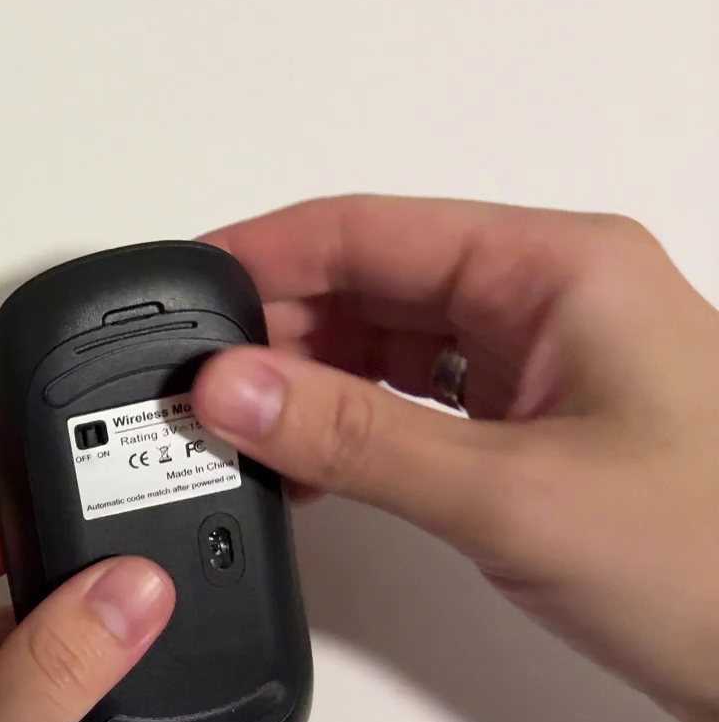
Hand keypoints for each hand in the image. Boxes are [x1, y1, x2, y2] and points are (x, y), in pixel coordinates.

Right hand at [192, 195, 718, 721]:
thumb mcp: (508, 490)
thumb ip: (349, 435)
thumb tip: (224, 388)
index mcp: (548, 272)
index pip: (360, 232)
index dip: (254, 257)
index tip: (171, 298)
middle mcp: (524, 307)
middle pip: (347, 289)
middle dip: (258, 337)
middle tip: (183, 391)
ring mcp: (507, 371)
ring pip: (355, 352)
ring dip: (283, 391)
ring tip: (223, 435)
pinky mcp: (490, 430)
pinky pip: (373, 408)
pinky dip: (316, 434)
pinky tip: (287, 472)